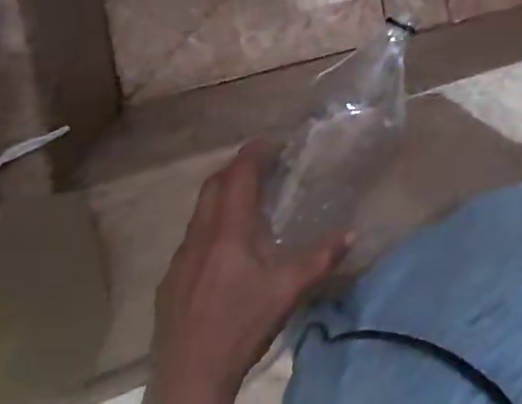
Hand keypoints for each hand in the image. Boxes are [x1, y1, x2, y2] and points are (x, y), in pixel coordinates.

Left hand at [148, 143, 352, 403]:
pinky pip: (190, 239)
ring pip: (199, 212)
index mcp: (228, 230)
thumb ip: (320, 258)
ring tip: (246, 206)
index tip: (271, 142)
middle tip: (262, 167)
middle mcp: (199, 236)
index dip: (253, 153)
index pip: (238, 175)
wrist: (189, 379)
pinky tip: (224, 253)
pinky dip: (209, 228)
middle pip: (213, 185)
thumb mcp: (287, 291)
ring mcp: (180, 259)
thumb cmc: (241, 326)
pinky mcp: (169, 282)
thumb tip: (352, 233)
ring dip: (221, 197)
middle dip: (236, 169)